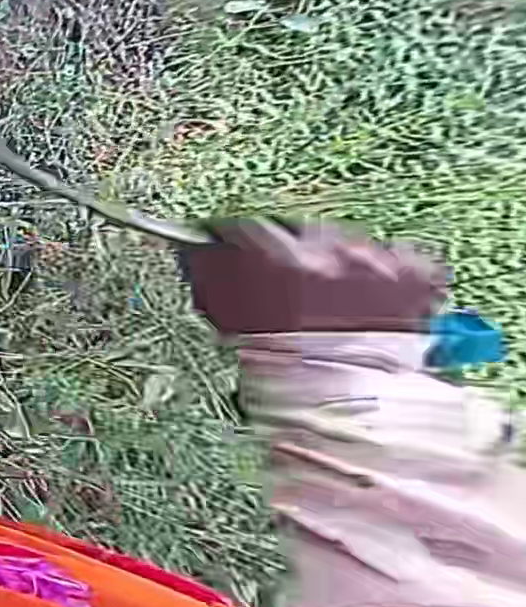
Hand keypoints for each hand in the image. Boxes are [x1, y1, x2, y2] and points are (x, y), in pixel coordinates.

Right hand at [184, 219, 444, 334]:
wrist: (333, 378)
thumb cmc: (272, 346)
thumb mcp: (218, 305)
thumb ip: (206, 268)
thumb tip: (195, 248)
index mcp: (269, 253)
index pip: (239, 228)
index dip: (226, 235)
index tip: (222, 239)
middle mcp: (321, 247)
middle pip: (291, 228)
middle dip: (280, 244)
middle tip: (273, 265)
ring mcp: (371, 258)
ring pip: (339, 239)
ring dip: (326, 256)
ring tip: (318, 285)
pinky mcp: (412, 271)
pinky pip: (395, 253)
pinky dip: (378, 265)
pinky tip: (360, 286)